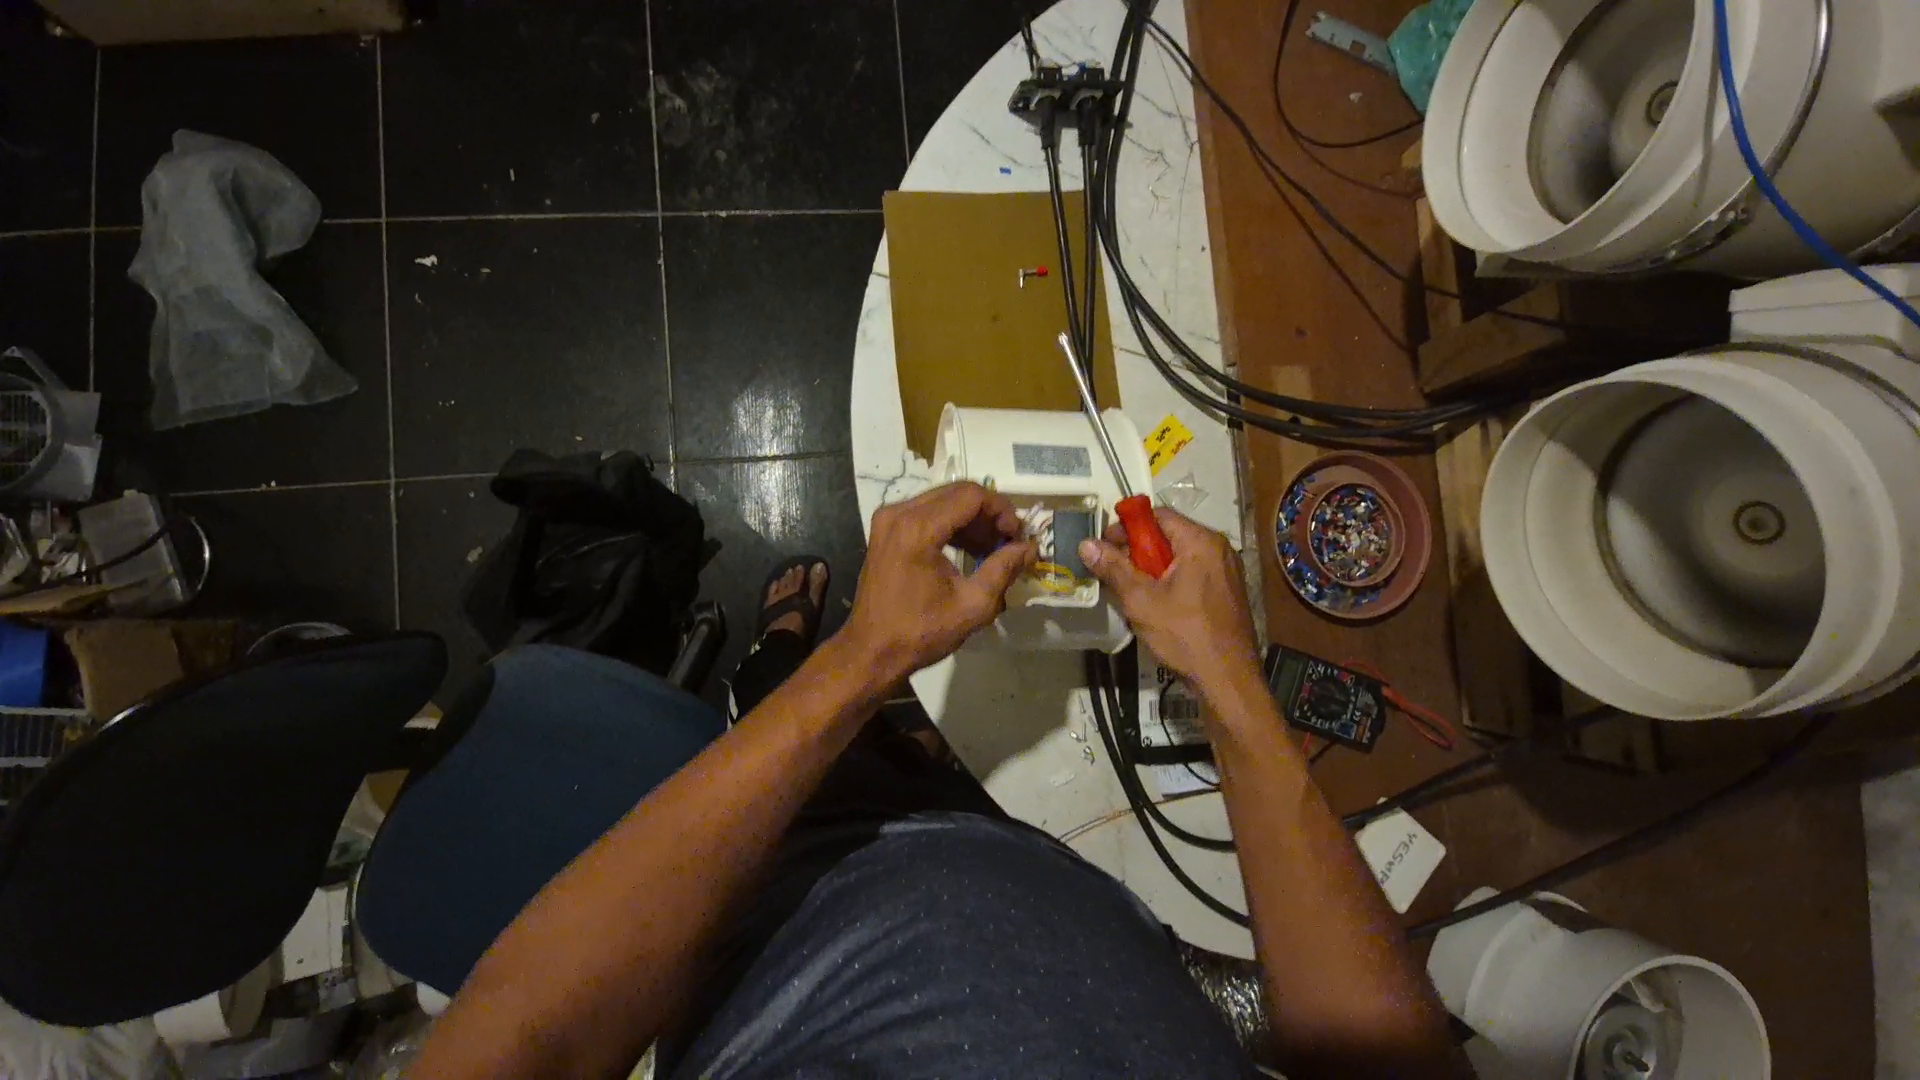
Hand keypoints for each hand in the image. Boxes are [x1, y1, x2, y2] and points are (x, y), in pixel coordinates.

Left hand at [841, 482, 1036, 678]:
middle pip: (956, 493)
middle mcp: (899, 513)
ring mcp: (888, 520)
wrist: (871, 651)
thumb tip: (1030, 548)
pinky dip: (951, 526)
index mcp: (918, 529)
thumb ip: (1004, 569)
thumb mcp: (973, 605)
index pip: (971, 495)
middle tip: (1010, 541)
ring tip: (994, 549)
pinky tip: (970, 551)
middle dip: (989, 513)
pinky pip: (926, 513)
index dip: (1001, 510)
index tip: (1018, 536)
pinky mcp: (886, 530)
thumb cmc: (921, 632)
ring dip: (972, 520)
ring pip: (942, 501)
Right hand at [1078, 508, 1260, 692]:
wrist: (1228, 680)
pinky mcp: (1226, 593)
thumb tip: (1085, 543)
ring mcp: (1226, 572)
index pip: (1158, 515)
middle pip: (1168, 536)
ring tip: (1128, 591)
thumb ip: (1113, 568)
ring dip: (1150, 569)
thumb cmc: (1184, 635)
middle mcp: (1218, 549)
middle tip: (1111, 571)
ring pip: (1178, 558)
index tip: (1104, 546)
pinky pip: (1191, 575)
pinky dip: (1168, 582)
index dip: (1127, 527)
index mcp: (1201, 542)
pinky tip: (1153, 606)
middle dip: (1136, 551)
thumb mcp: (1140, 600)